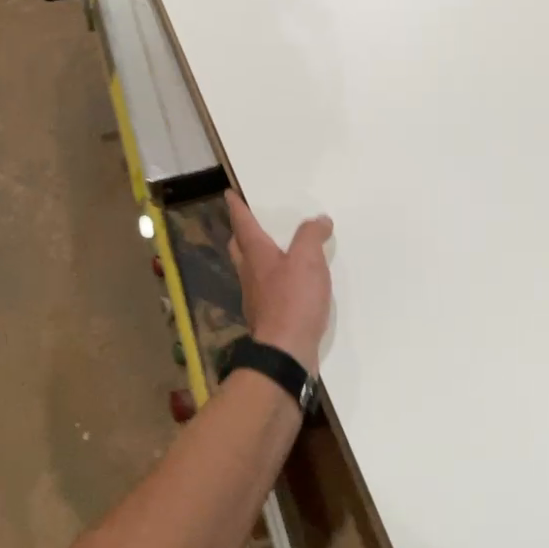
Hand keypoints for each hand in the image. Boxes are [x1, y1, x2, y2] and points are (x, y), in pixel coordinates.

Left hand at [226, 190, 333, 375]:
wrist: (285, 353)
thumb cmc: (293, 301)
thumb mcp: (307, 261)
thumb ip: (311, 236)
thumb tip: (319, 220)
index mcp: (255, 254)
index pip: (242, 223)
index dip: (236, 207)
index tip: (229, 194)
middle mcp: (249, 273)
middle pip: (239, 247)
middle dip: (241, 233)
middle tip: (250, 222)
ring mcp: (255, 297)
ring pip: (250, 269)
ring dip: (257, 257)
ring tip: (275, 250)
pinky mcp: (266, 316)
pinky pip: (265, 289)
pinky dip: (272, 279)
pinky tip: (288, 284)